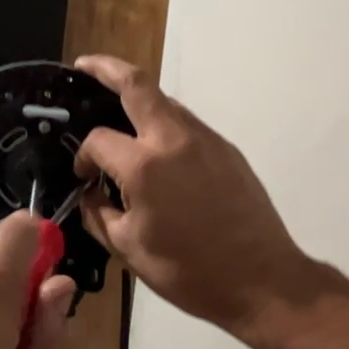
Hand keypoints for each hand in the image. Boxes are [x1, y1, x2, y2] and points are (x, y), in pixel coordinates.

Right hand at [74, 54, 318, 336]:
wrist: (264, 282)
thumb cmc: (189, 272)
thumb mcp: (127, 249)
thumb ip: (98, 213)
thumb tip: (91, 192)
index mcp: (143, 166)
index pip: (98, 140)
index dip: (83, 156)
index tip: (84, 177)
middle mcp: (173, 140)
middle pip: (136, 83)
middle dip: (105, 68)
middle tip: (84, 67)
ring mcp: (204, 140)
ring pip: (165, 101)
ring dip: (138, 97)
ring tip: (118, 110)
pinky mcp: (226, 150)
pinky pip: (186, 124)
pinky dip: (163, 123)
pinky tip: (157, 148)